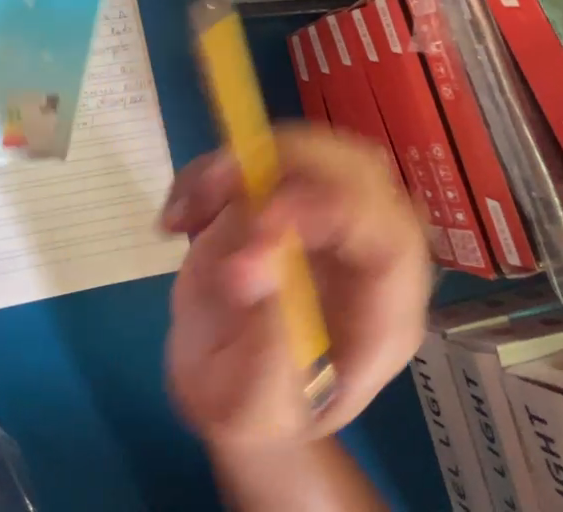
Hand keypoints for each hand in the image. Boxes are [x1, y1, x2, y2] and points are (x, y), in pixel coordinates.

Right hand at [162, 123, 430, 446]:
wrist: (231, 396)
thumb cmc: (256, 413)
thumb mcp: (255, 405)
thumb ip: (265, 344)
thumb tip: (254, 266)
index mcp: (380, 310)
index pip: (387, 236)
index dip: (334, 209)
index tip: (261, 220)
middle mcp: (358, 254)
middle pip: (355, 170)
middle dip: (286, 162)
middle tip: (217, 187)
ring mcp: (315, 222)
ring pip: (304, 151)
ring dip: (235, 164)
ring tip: (185, 214)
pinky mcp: (270, 204)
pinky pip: (247, 161)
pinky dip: (203, 174)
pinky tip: (175, 220)